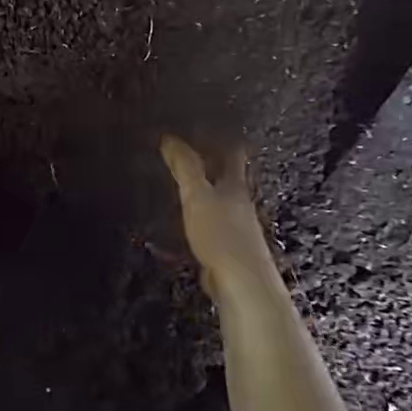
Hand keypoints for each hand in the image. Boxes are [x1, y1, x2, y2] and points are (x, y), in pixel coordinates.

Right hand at [160, 136, 280, 299]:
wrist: (241, 283)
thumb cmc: (221, 234)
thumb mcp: (198, 196)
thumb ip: (185, 168)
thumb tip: (170, 138)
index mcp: (235, 186)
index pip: (232, 154)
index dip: (220, 138)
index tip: (204, 127)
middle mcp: (239, 204)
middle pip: (227, 177)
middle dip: (211, 165)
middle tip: (186, 153)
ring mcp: (235, 228)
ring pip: (218, 202)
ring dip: (201, 193)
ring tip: (178, 186)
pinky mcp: (226, 249)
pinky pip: (208, 227)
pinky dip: (194, 221)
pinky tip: (178, 228)